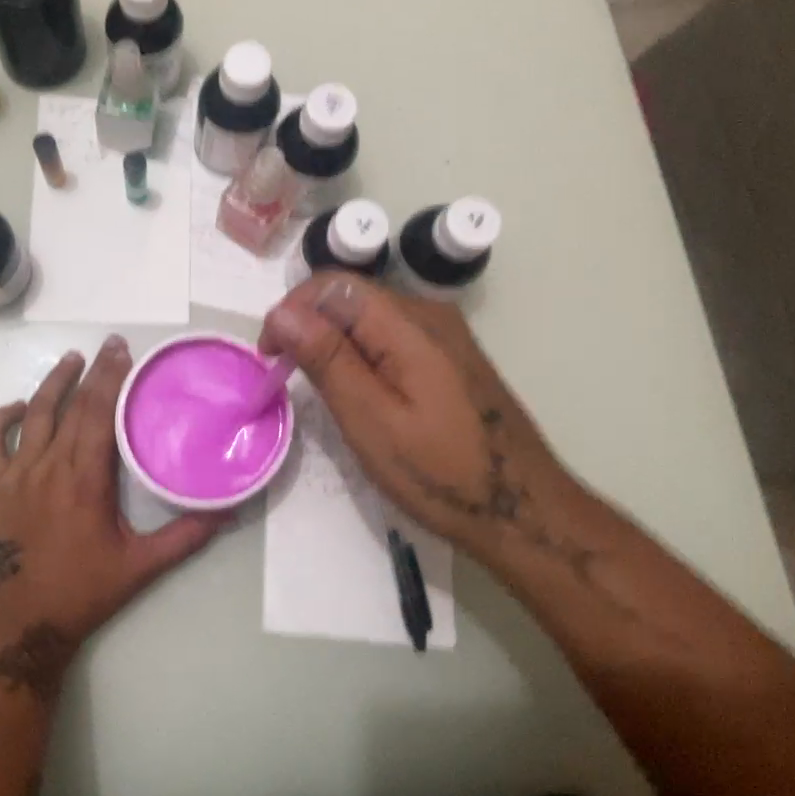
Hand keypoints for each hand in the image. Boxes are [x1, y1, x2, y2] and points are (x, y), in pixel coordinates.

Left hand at [0, 336, 227, 654]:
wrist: (20, 625)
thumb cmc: (82, 593)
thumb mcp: (140, 567)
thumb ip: (185, 537)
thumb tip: (226, 512)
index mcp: (86, 479)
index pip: (100, 413)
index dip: (112, 378)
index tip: (123, 352)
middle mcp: (49, 466)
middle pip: (72, 406)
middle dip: (92, 371)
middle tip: (109, 345)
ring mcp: (15, 475)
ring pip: (34, 415)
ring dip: (52, 383)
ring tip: (70, 360)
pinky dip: (2, 419)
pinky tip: (18, 407)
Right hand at [259, 275, 536, 547]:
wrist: (523, 510)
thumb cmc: (442, 472)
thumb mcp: (371, 419)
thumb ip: (327, 359)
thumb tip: (281, 311)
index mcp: (409, 324)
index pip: (332, 285)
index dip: (291, 311)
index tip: (271, 358)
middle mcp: (428, 314)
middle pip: (350, 296)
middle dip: (308, 326)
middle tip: (289, 378)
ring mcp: (443, 335)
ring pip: (368, 317)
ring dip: (331, 342)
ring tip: (318, 390)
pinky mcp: (448, 357)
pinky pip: (389, 337)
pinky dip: (359, 354)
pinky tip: (357, 393)